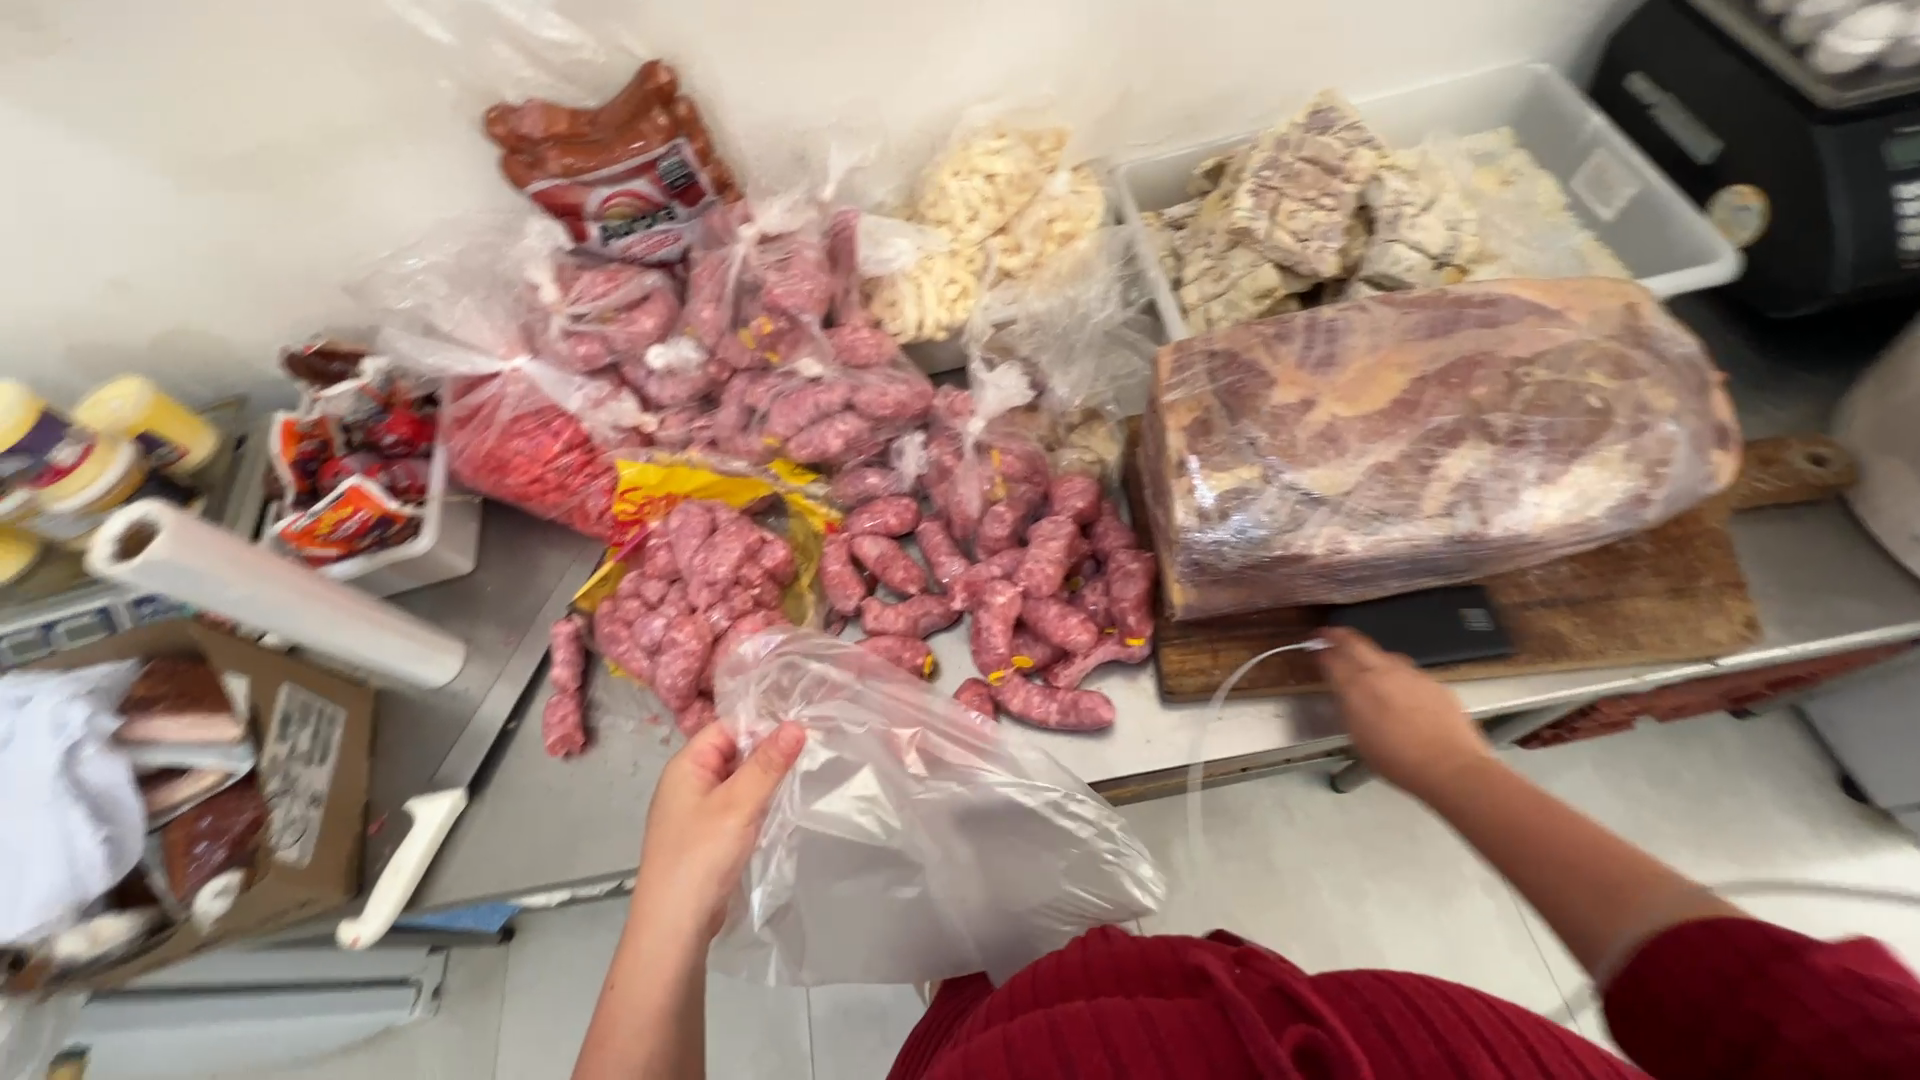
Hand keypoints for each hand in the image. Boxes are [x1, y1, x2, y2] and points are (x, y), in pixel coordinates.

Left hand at [632, 721, 806, 941]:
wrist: (674, 926)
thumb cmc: (702, 856)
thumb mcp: (740, 803)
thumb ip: (769, 763)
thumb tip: (797, 724)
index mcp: (686, 765)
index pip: (727, 727)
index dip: (761, 725)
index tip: (800, 731)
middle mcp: (688, 782)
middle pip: (733, 752)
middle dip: (767, 753)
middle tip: (808, 752)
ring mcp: (696, 811)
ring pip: (738, 781)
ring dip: (764, 780)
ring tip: (800, 778)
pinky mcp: (707, 835)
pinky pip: (736, 806)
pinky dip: (757, 804)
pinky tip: (779, 810)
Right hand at [1316, 627, 1495, 799]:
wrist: (1451, 767)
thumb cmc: (1396, 760)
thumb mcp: (1357, 735)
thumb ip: (1348, 705)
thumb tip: (1344, 692)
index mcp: (1356, 686)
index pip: (1331, 658)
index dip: (1320, 651)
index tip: (1314, 649)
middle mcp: (1382, 672)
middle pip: (1355, 642)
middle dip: (1339, 636)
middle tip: (1329, 634)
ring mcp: (1411, 674)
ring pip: (1385, 654)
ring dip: (1371, 655)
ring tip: (1367, 665)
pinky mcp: (1434, 682)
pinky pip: (1409, 671)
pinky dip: (1397, 674)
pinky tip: (1401, 690)